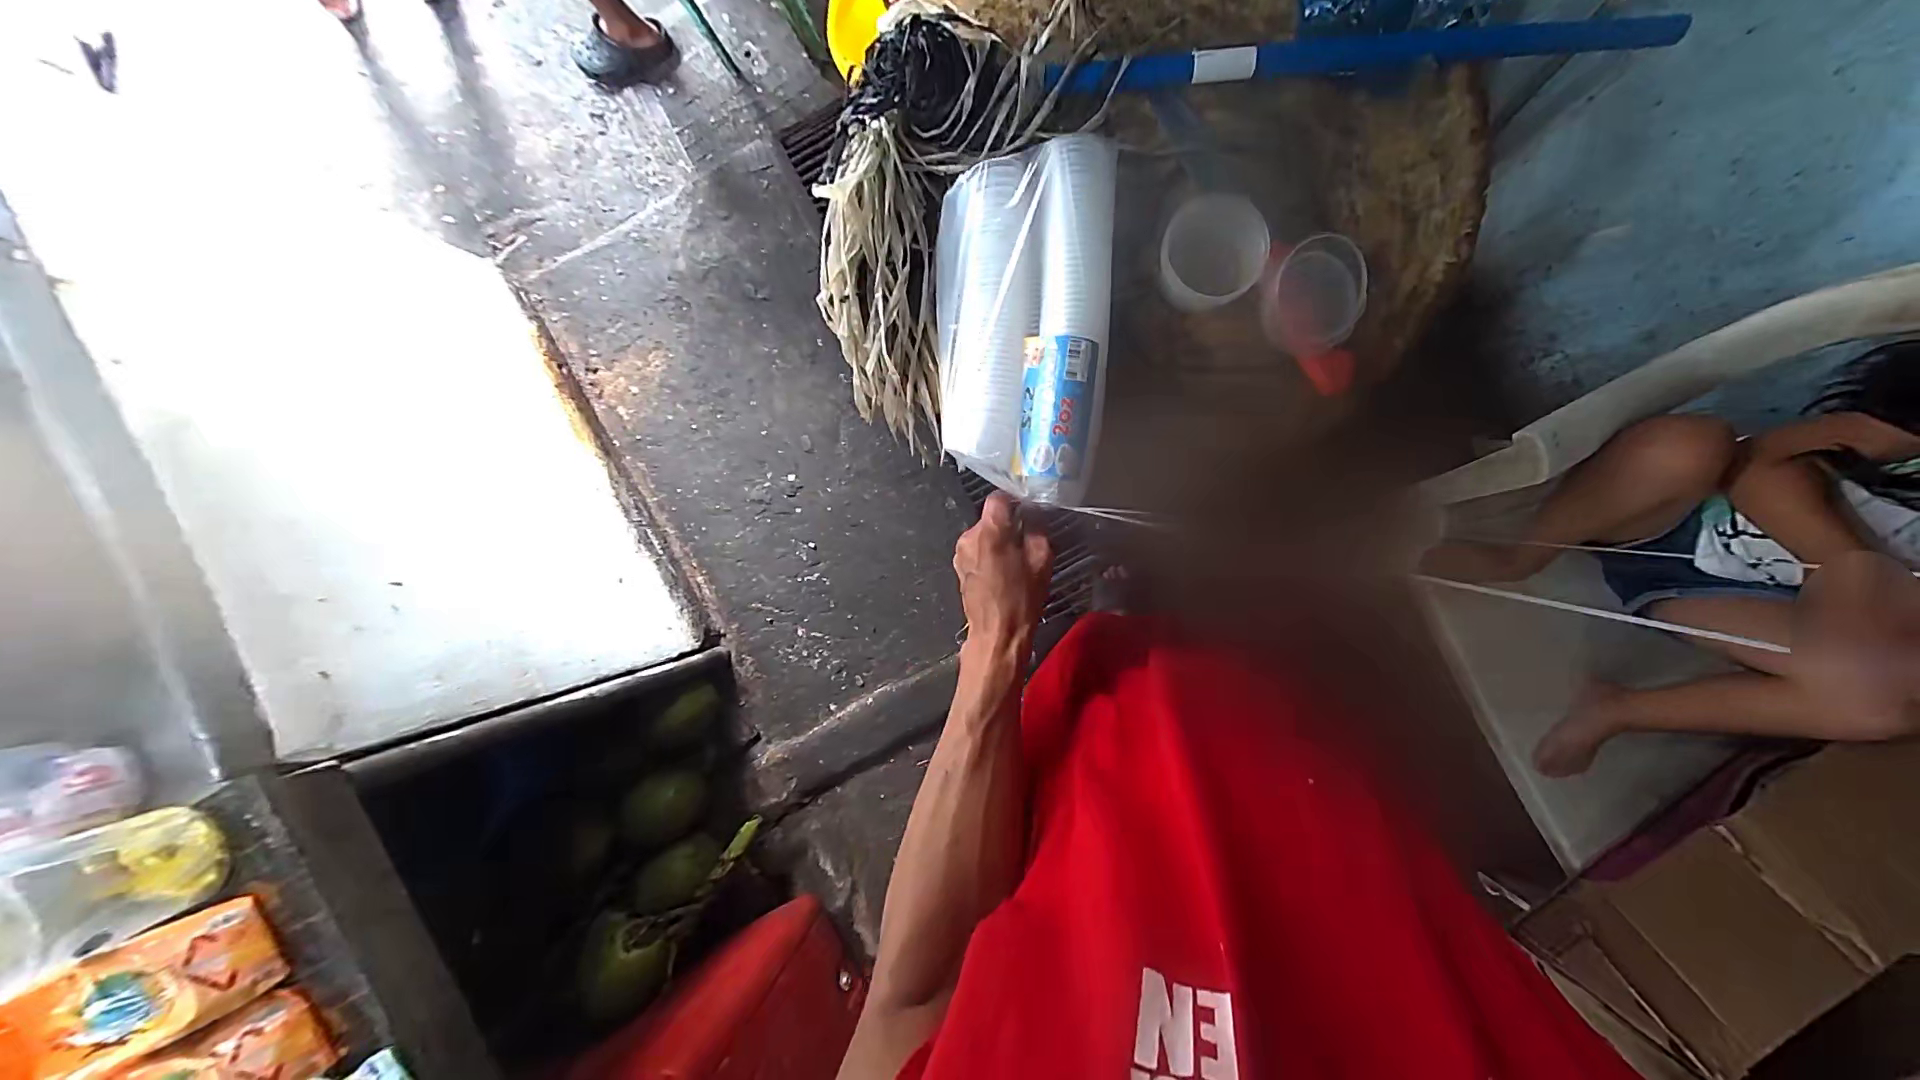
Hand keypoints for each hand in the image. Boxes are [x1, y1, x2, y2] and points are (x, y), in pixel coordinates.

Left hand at [953, 494, 1051, 655]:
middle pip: (989, 517)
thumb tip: (1032, 517)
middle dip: (1007, 524)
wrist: (997, 633)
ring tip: (1014, 559)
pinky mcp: (958, 567)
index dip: (1013, 500)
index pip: (998, 498)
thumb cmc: (1022, 599)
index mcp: (991, 531)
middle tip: (1025, 539)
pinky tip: (1001, 571)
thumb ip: (1037, 530)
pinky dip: (988, 553)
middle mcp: (970, 537)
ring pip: (982, 534)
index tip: (1025, 509)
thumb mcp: (1042, 561)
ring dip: (997, 540)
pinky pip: (976, 550)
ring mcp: (961, 552)